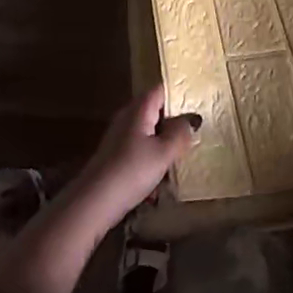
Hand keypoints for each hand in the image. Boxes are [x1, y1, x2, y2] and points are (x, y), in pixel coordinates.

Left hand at [70, 85, 198, 230]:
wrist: (93, 202)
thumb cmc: (131, 171)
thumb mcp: (163, 152)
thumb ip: (180, 133)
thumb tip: (191, 119)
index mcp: (139, 110)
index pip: (161, 90)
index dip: (179, 93)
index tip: (199, 103)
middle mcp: (127, 118)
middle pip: (155, 111)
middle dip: (175, 121)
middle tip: (196, 132)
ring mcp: (120, 137)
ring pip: (149, 133)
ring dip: (165, 143)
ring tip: (182, 158)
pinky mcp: (116, 156)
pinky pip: (141, 150)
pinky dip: (153, 159)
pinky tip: (162, 180)